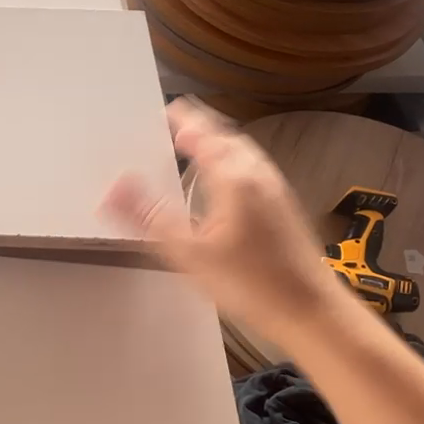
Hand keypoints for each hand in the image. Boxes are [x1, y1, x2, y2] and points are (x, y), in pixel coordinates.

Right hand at [104, 99, 363, 343]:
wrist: (314, 315)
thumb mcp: (187, 253)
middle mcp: (258, 175)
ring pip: (244, 153)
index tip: (162, 109)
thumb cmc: (250, 283)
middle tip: (173, 123)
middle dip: (200, 126)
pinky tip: (224, 183)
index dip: (182, 118)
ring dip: (218, 142)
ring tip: (194, 145)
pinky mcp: (284, 209)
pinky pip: (253, 169)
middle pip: (227, 137)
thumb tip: (109, 188)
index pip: (204, 133)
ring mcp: (276, 191)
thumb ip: (147, 217)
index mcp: (234, 177)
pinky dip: (231, 161)